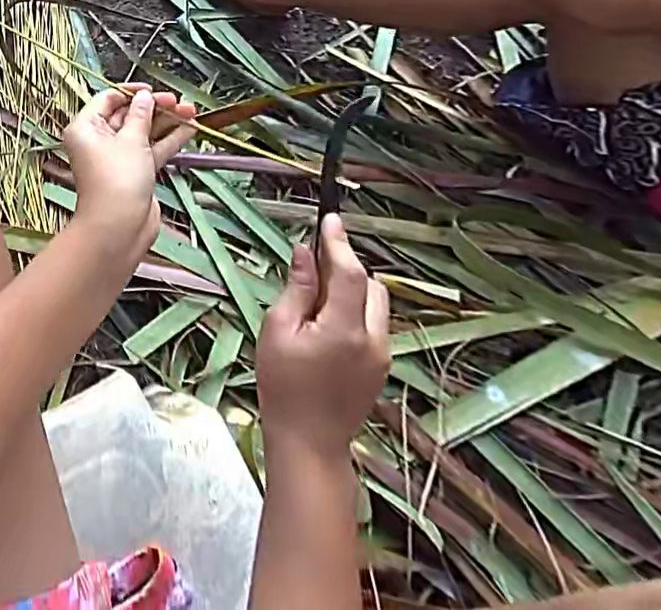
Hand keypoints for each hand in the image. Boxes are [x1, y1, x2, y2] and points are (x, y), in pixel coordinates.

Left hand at [62, 86, 197, 264]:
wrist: (119, 228)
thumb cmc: (117, 180)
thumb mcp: (132, 140)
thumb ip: (141, 115)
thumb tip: (145, 97)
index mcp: (86, 128)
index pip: (107, 99)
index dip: (131, 92)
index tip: (153, 90)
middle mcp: (99, 141)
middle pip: (128, 115)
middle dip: (155, 107)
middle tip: (178, 101)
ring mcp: (118, 158)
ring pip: (144, 133)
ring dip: (166, 122)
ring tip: (190, 111)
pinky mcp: (135, 173)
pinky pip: (152, 150)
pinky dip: (169, 140)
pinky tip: (189, 129)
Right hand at [256, 214, 390, 455]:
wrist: (309, 443)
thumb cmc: (283, 385)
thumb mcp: (277, 330)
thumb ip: (296, 289)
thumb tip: (304, 253)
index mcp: (344, 329)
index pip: (349, 271)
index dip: (338, 242)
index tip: (329, 218)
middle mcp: (373, 338)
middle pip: (368, 283)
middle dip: (344, 265)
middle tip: (312, 264)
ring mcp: (382, 354)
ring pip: (376, 301)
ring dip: (352, 287)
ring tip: (317, 296)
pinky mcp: (382, 365)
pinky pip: (374, 322)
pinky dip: (355, 308)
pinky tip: (327, 321)